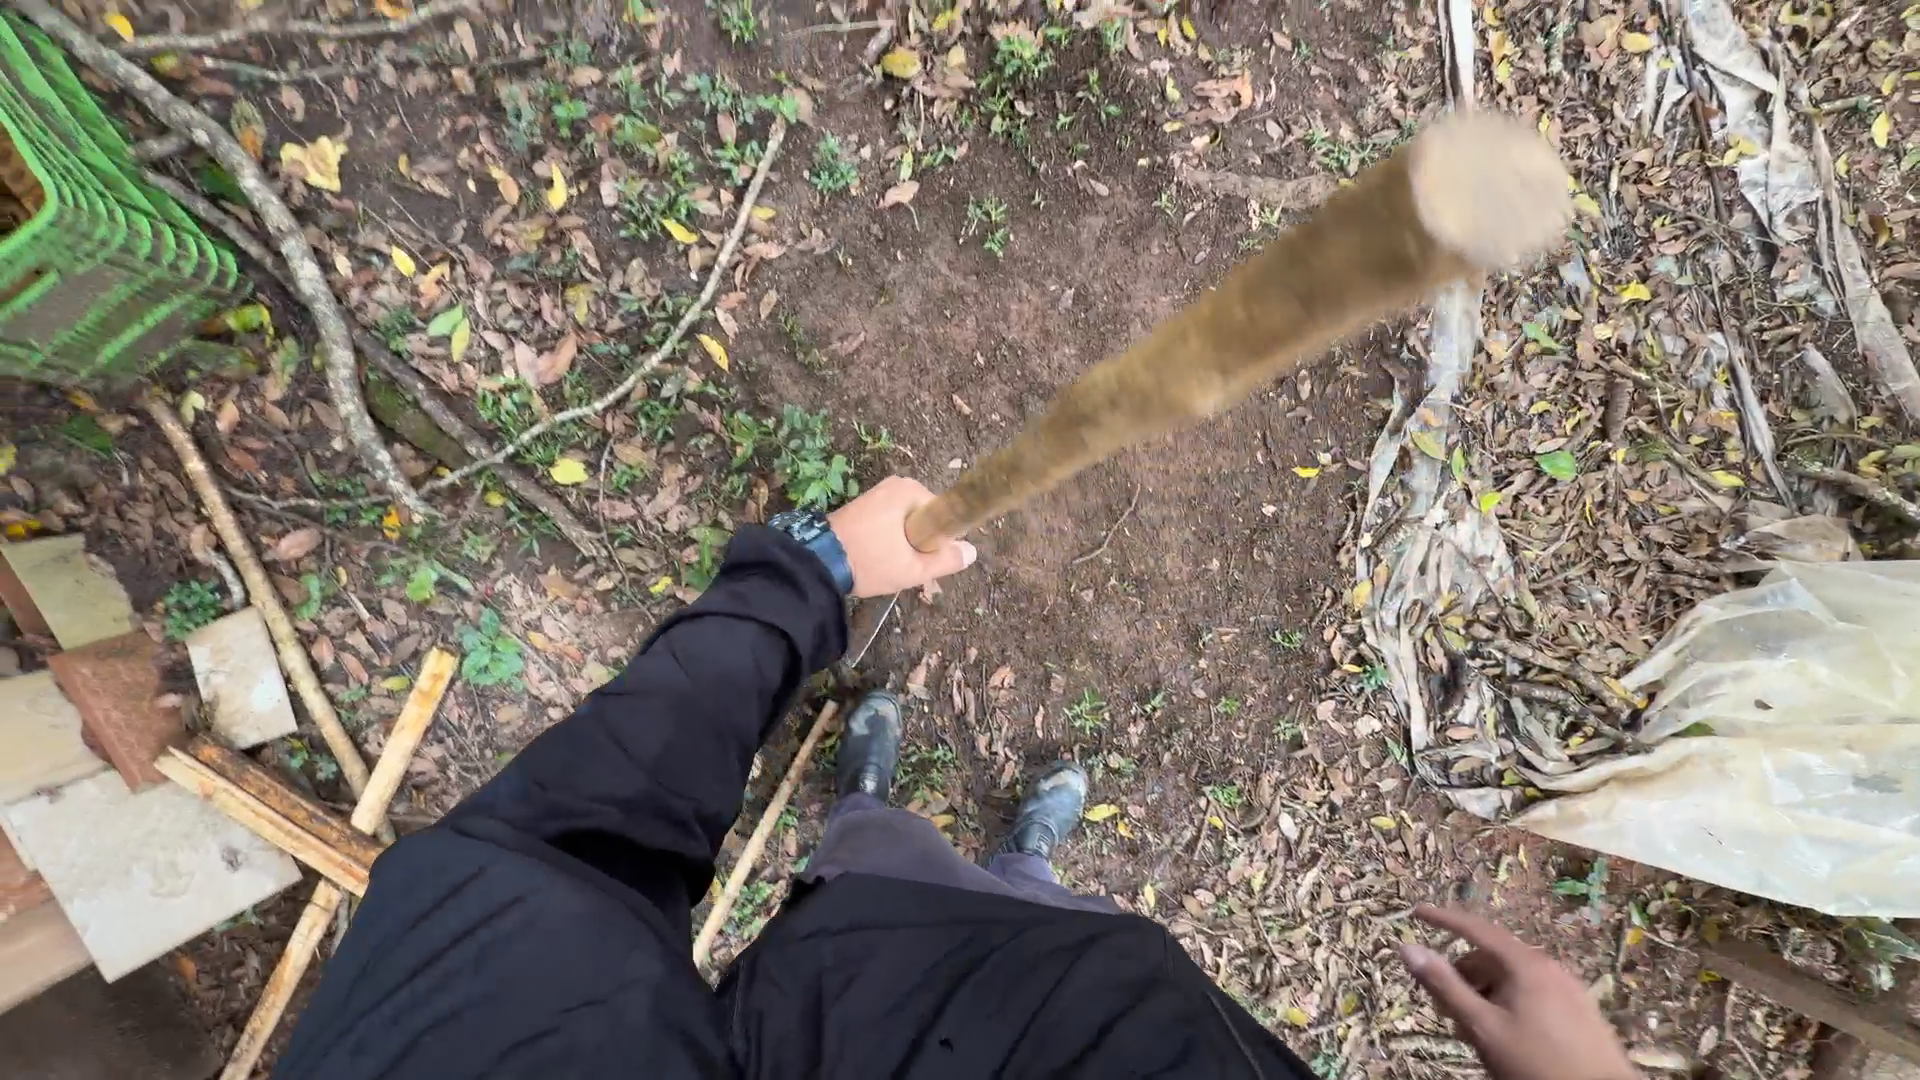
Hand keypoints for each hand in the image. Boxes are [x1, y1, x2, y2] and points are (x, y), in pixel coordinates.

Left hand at [828, 476, 976, 597]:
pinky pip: (890, 523)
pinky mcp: (862, 506)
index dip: (939, 542)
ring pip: (907, 524)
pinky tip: (877, 558)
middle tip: (906, 567)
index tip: (924, 561)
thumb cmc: (869, 561)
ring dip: (904, 545)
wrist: (817, 563)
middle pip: (925, 520)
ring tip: (889, 565)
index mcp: (910, 490)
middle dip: (920, 544)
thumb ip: (946, 560)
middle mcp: (895, 484)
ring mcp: (876, 494)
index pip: (943, 517)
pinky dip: (889, 540)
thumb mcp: (912, 568)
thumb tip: (972, 551)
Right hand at [1399, 905, 1636, 1079]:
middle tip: (1445, 1003)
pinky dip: (1509, 1000)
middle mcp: (1550, 968)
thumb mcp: (1483, 1028)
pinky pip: (1534, 992)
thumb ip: (1444, 986)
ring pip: (1513, 976)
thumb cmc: (1538, 1067)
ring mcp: (1571, 991)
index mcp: (1526, 965)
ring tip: (1474, 1024)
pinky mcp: (1584, 1014)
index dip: (1443, 918)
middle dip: (1463, 972)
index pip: (1475, 928)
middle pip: (1493, 955)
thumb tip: (1407, 947)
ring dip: (1485, 990)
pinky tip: (1505, 1031)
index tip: (1415, 912)